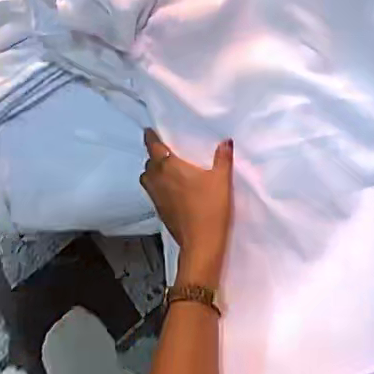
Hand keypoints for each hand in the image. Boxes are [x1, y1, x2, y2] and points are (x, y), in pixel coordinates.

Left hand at [141, 130, 232, 274]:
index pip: (153, 146)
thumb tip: (226, 142)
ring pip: (147, 177)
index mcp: (169, 166)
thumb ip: (222, 158)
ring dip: (153, 171)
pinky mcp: (158, 210)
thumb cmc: (210, 207)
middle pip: (149, 162)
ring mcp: (155, 196)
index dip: (150, 137)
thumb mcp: (222, 179)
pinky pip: (152, 191)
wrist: (201, 242)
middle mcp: (157, 179)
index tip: (150, 131)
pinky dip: (157, 186)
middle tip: (165, 150)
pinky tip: (171, 188)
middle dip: (155, 155)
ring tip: (165, 169)